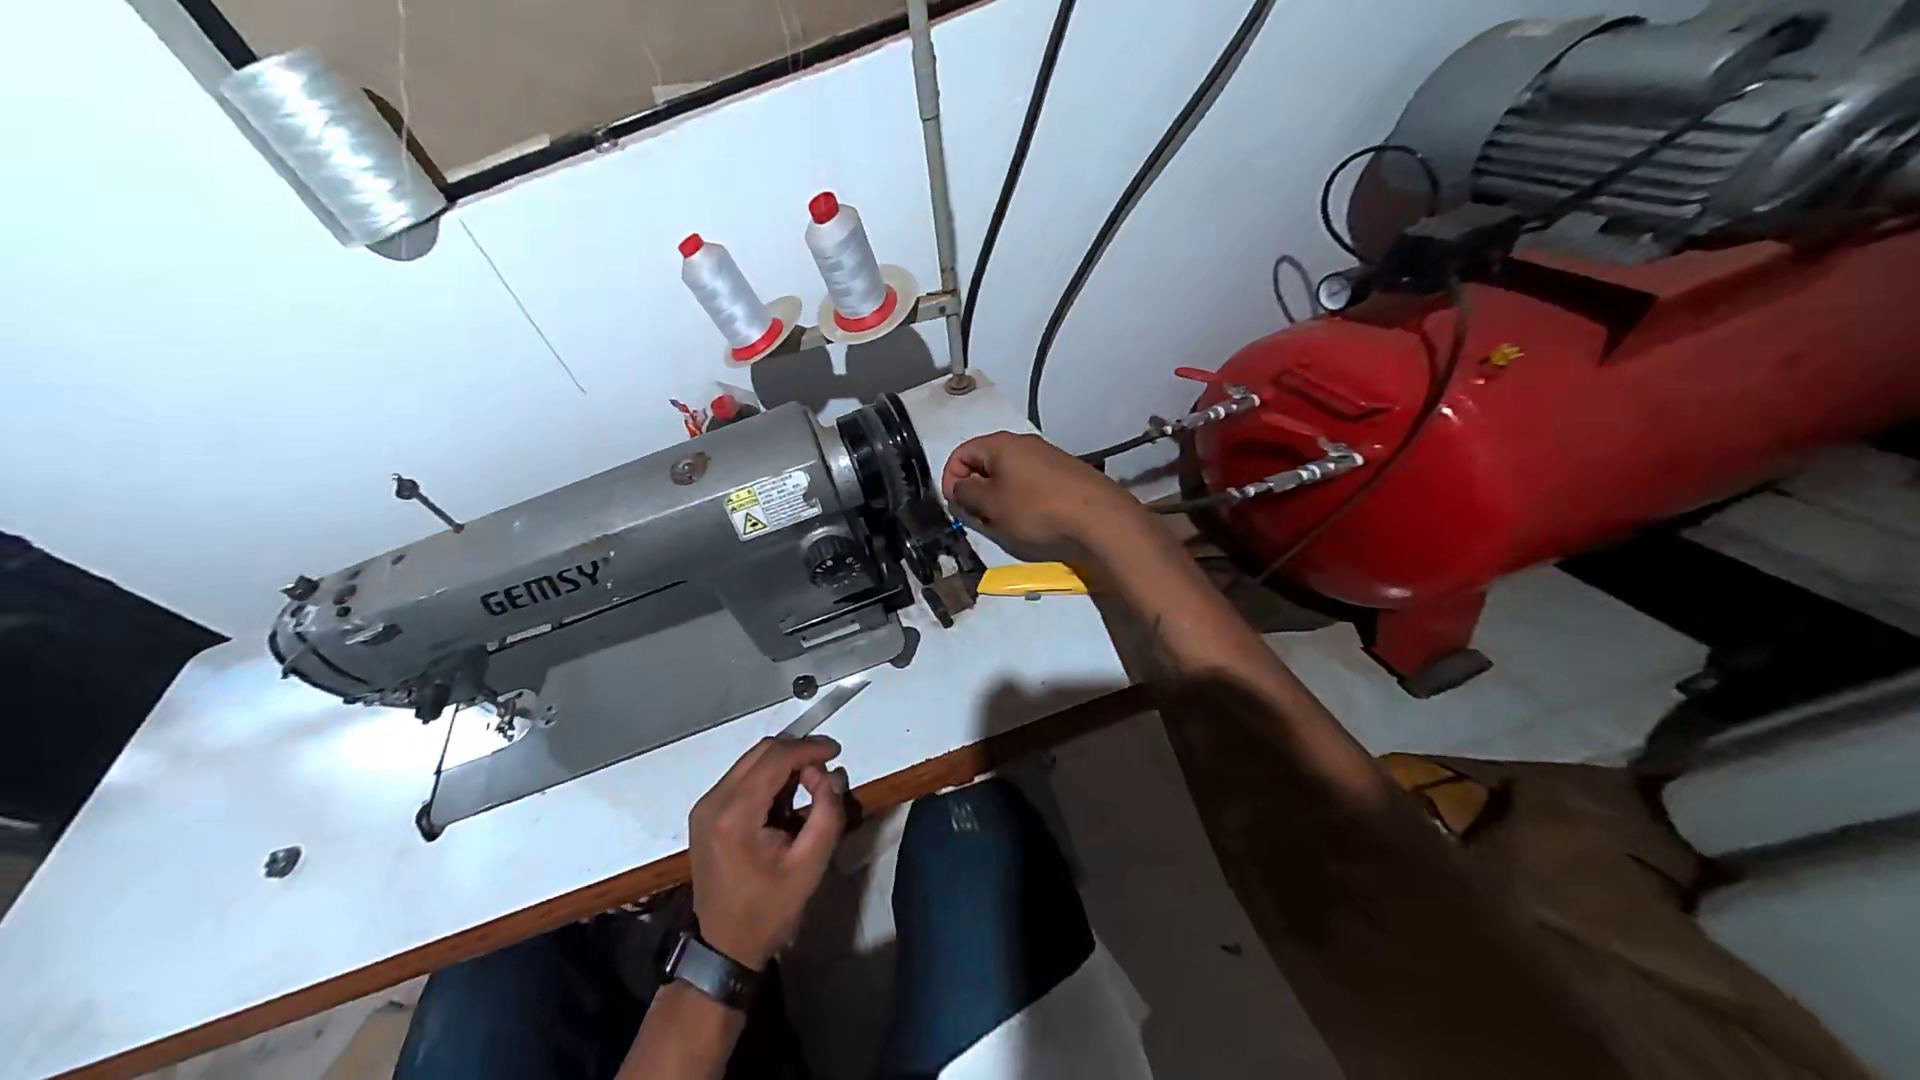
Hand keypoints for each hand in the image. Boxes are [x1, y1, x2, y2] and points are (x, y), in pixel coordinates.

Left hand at [688, 736, 848, 970]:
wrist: (725, 947)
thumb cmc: (769, 910)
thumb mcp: (810, 866)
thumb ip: (827, 814)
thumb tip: (831, 775)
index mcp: (734, 815)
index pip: (774, 759)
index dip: (808, 748)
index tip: (836, 751)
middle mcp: (713, 802)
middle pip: (761, 752)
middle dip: (798, 752)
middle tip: (826, 772)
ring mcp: (705, 806)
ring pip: (752, 761)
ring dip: (784, 763)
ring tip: (811, 785)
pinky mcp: (706, 813)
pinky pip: (742, 777)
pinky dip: (769, 776)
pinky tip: (787, 797)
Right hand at [942, 432, 1158, 563]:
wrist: (1098, 517)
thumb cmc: (1037, 509)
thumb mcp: (992, 505)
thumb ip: (967, 494)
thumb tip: (960, 487)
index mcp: (1001, 444)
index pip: (962, 453)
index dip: (950, 479)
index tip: (954, 505)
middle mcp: (1024, 443)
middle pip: (986, 462)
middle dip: (975, 490)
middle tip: (977, 516)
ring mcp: (1047, 457)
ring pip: (1008, 475)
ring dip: (998, 497)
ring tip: (1002, 522)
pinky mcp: (1064, 474)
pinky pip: (1030, 483)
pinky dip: (1020, 499)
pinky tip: (1029, 520)